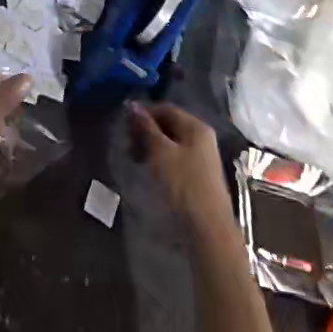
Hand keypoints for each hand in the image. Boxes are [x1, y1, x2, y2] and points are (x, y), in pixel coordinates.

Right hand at [130, 102, 231, 224]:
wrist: (207, 226)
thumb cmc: (183, 184)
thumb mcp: (161, 153)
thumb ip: (146, 128)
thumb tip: (132, 105)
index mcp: (196, 127)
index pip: (166, 109)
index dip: (144, 113)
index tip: (124, 125)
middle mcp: (202, 137)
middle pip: (169, 124)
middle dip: (147, 131)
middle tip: (127, 145)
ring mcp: (201, 156)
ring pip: (171, 142)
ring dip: (151, 146)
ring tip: (135, 159)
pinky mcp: (198, 173)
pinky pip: (175, 157)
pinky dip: (160, 159)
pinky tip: (149, 170)